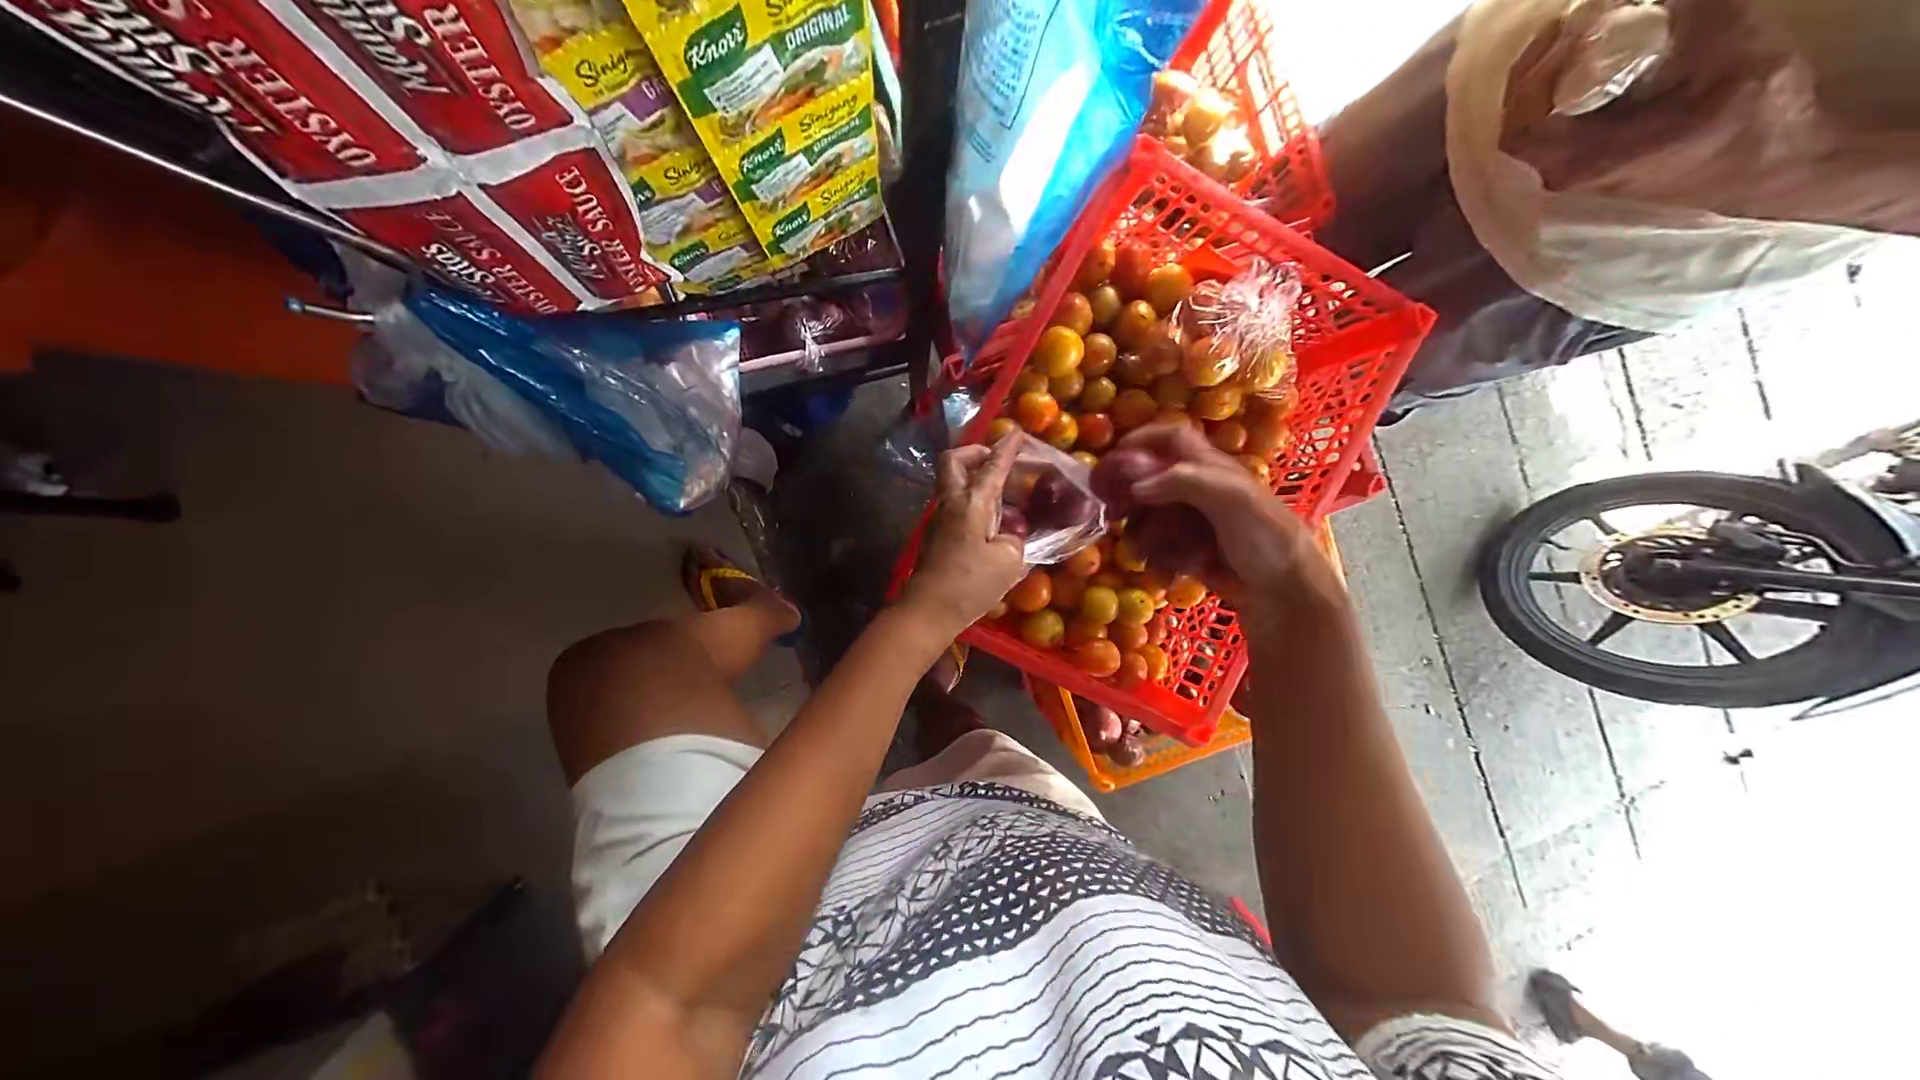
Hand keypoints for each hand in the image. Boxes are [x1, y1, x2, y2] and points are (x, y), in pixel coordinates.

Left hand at [902, 435, 1027, 635]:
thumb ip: (1014, 540)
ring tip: (1000, 492)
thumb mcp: (1008, 562)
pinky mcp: (937, 537)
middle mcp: (951, 503)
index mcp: (971, 503)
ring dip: (973, 478)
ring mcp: (940, 520)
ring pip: (953, 484)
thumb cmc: (970, 584)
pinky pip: (955, 505)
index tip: (1016, 433)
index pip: (992, 467)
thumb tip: (1009, 534)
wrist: (928, 611)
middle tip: (995, 460)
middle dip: (974, 452)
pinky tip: (991, 521)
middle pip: (954, 462)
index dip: (1006, 449)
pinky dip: (972, 501)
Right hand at [1119, 423, 1343, 618]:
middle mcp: (1203, 490)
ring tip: (1131, 543)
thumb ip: (1186, 482)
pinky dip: (1152, 554)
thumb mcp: (1233, 499)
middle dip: (1131, 490)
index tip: (1114, 457)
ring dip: (1139, 527)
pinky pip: (1163, 547)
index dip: (1143, 438)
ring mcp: (1198, 524)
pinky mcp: (1195, 553)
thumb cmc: (1268, 540)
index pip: (1173, 437)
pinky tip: (1152, 566)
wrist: (1289, 595)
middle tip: (1111, 508)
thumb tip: (1136, 486)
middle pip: (1155, 478)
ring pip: (1154, 515)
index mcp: (1214, 468)